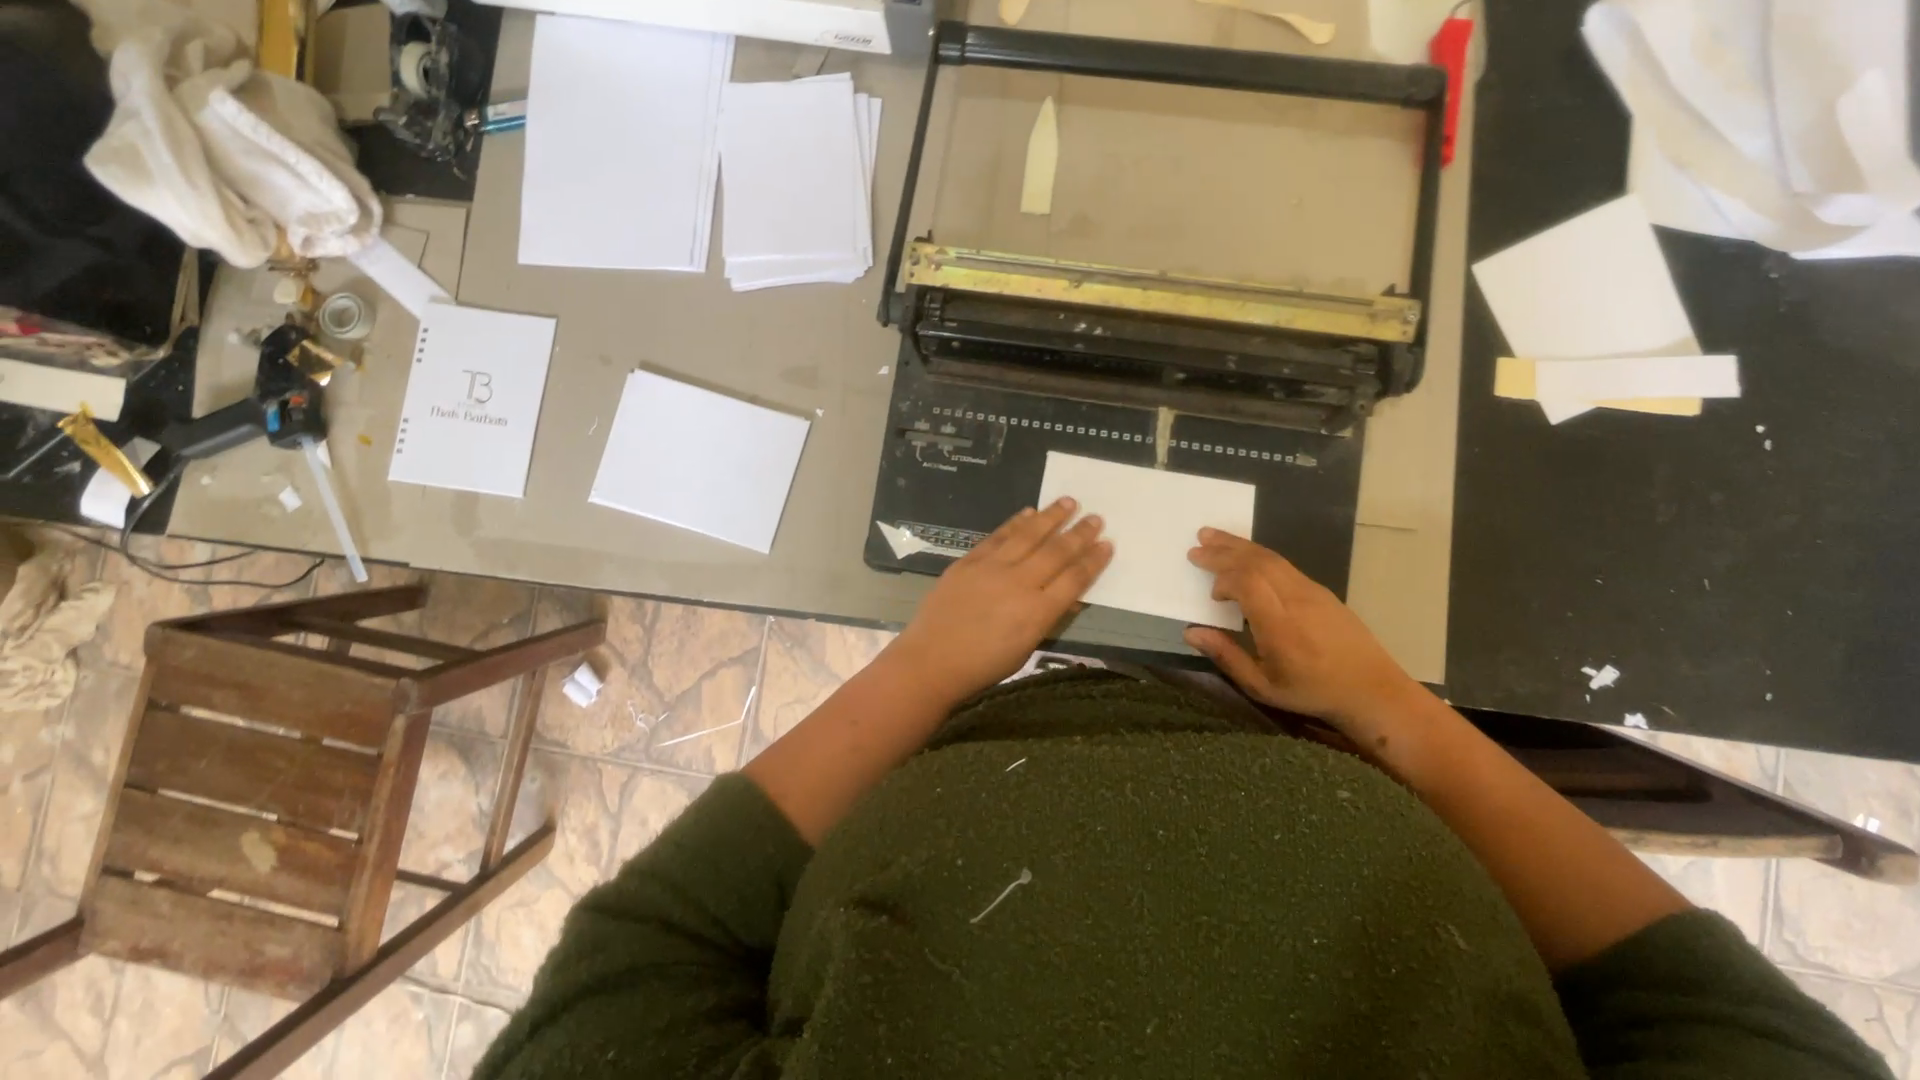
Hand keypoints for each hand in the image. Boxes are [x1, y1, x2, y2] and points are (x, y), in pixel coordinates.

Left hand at [882, 498, 1112, 704]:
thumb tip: (1068, 596)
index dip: (1093, 560)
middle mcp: (1019, 584)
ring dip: (1051, 517)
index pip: (1074, 579)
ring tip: (1068, 502)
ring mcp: (992, 569)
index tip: (1107, 544)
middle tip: (1097, 517)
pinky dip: (1015, 523)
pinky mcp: (969, 562)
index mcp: (1037, 613)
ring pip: (1028, 536)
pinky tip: (1028, 512)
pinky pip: (998, 536)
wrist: (931, 661)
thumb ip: (1047, 618)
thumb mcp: (1025, 648)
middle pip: (1056, 552)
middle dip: (1079, 533)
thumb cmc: (983, 666)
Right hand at [1184, 528, 1422, 729]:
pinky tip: (1245, 556)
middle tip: (1196, 546)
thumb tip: (1191, 631)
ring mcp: (1312, 591)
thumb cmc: (1311, 691)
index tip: (1212, 596)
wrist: (1371, 688)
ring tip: (1212, 538)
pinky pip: (1284, 564)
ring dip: (1239, 546)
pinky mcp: (1320, 590)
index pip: (1248, 583)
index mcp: (1280, 626)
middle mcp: (1296, 599)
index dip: (1224, 579)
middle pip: (1257, 562)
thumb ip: (1225, 655)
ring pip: (1271, 558)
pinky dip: (1258, 555)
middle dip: (1224, 551)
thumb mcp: (1262, 686)